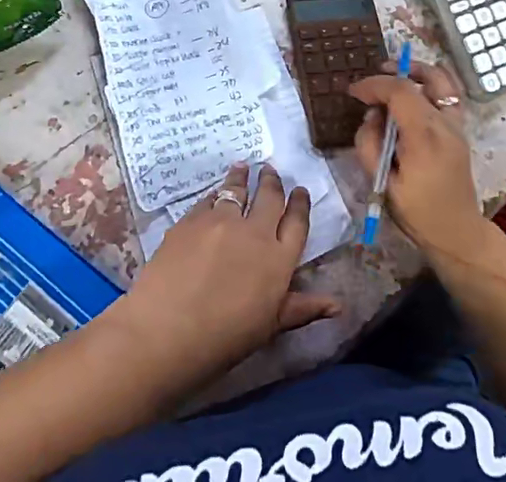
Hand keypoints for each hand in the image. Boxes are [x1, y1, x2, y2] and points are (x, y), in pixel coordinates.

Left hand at [118, 165, 337, 376]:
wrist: (166, 331)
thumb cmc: (224, 339)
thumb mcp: (269, 327)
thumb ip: (301, 308)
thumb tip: (339, 305)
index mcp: (279, 259)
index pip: (297, 222)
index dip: (300, 204)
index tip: (300, 191)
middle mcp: (255, 232)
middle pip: (270, 198)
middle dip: (273, 182)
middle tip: (271, 171)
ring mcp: (222, 221)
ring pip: (237, 190)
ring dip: (242, 177)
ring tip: (243, 167)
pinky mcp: (191, 220)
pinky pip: (208, 200)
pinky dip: (214, 194)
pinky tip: (213, 193)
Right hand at [349, 63, 487, 253]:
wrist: (457, 231)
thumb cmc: (417, 211)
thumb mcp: (383, 182)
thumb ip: (370, 144)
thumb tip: (372, 117)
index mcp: (424, 135)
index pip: (399, 91)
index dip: (373, 85)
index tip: (353, 92)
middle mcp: (445, 122)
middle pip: (422, 79)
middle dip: (395, 74)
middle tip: (375, 75)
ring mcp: (457, 124)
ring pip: (442, 80)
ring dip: (418, 72)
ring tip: (396, 76)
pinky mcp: (460, 130)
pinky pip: (448, 94)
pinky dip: (430, 85)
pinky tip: (413, 96)